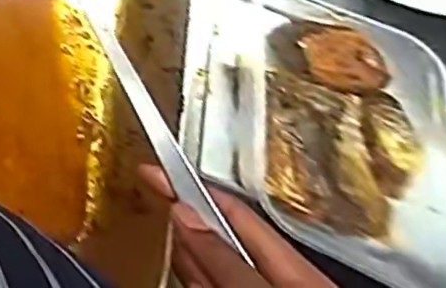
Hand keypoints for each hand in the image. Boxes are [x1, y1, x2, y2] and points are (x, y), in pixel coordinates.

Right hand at [139, 166, 335, 287]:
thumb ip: (224, 258)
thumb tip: (183, 211)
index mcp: (295, 270)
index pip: (233, 212)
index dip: (189, 185)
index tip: (150, 169)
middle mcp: (286, 284)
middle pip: (224, 243)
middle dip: (190, 234)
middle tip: (162, 223)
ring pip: (219, 274)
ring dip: (195, 269)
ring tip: (189, 272)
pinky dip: (202, 284)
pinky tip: (196, 282)